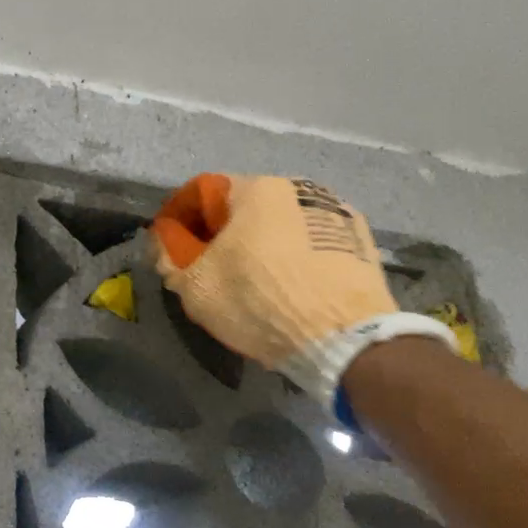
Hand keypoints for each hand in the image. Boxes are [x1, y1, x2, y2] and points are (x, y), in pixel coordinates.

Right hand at [150, 173, 452, 415]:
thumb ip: (170, 254)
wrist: (343, 338)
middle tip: (209, 266)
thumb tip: (164, 240)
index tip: (171, 246)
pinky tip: (288, 286)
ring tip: (252, 279)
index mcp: (257, 189)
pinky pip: (312, 242)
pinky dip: (294, 256)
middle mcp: (301, 189)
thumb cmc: (259, 302)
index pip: (203, 191)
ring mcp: (338, 213)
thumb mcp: (195, 284)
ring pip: (281, 224)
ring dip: (260, 244)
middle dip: (222, 232)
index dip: (180, 218)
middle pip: (245, 207)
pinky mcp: (363, 241)